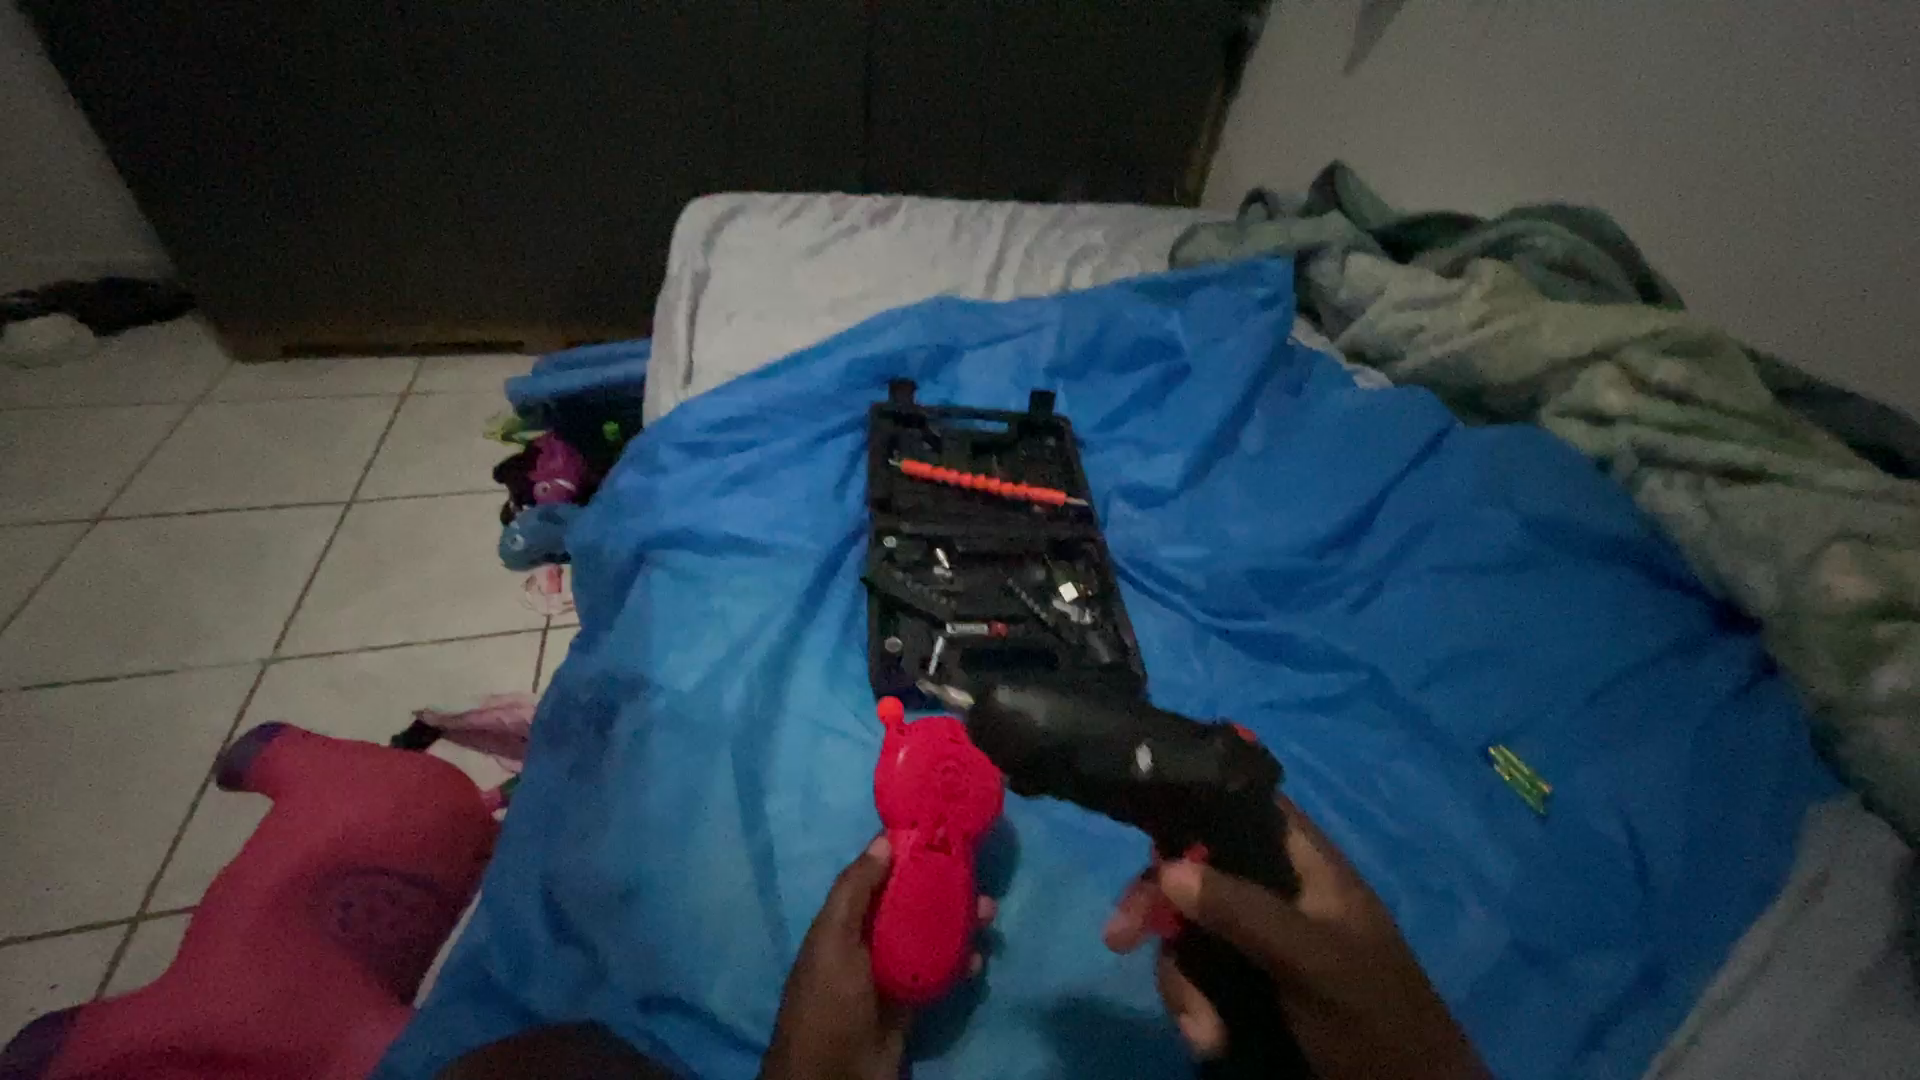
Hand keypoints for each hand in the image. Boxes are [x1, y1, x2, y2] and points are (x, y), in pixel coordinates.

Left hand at [761, 836, 995, 1079]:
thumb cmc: (829, 1002)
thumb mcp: (833, 940)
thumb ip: (855, 890)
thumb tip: (884, 840)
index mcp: (846, 920)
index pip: (879, 874)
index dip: (906, 852)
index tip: (939, 830)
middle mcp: (869, 940)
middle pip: (911, 902)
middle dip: (943, 887)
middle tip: (976, 874)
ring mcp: (893, 971)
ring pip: (931, 935)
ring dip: (960, 922)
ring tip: (988, 914)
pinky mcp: (913, 1001)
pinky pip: (941, 972)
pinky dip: (960, 963)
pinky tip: (978, 960)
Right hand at [1104, 795, 1488, 1079]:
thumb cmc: (1375, 1018)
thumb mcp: (1312, 959)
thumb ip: (1243, 910)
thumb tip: (1167, 868)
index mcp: (1302, 861)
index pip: (1237, 806)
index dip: (1189, 806)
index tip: (1144, 832)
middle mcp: (1273, 888)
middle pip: (1194, 869)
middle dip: (1158, 907)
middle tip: (1121, 935)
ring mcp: (1257, 937)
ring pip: (1187, 927)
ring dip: (1180, 979)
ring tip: (1201, 1033)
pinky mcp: (1244, 981)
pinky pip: (1196, 972)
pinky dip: (1191, 1004)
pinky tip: (1205, 1041)